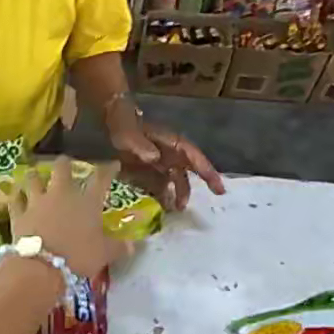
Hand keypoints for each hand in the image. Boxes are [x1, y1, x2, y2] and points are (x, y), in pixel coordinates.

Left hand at [9, 157, 128, 278]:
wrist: (42, 267)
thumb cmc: (78, 257)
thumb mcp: (104, 254)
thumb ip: (119, 247)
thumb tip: (135, 245)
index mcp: (87, 201)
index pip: (101, 179)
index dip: (108, 169)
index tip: (113, 164)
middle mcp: (61, 194)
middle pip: (62, 168)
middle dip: (64, 163)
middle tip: (65, 162)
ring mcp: (37, 202)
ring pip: (34, 179)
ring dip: (35, 175)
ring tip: (35, 173)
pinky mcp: (18, 214)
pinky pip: (15, 199)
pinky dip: (16, 196)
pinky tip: (16, 194)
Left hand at [104, 98, 225, 211]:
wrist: (114, 123)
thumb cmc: (125, 126)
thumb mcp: (130, 135)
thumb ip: (141, 145)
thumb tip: (155, 157)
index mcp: (173, 144)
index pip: (195, 159)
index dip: (208, 174)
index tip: (218, 189)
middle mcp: (171, 155)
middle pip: (185, 174)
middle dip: (187, 191)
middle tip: (184, 208)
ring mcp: (160, 163)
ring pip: (172, 182)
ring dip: (173, 195)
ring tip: (172, 211)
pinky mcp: (148, 170)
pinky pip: (158, 184)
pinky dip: (159, 195)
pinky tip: (158, 206)